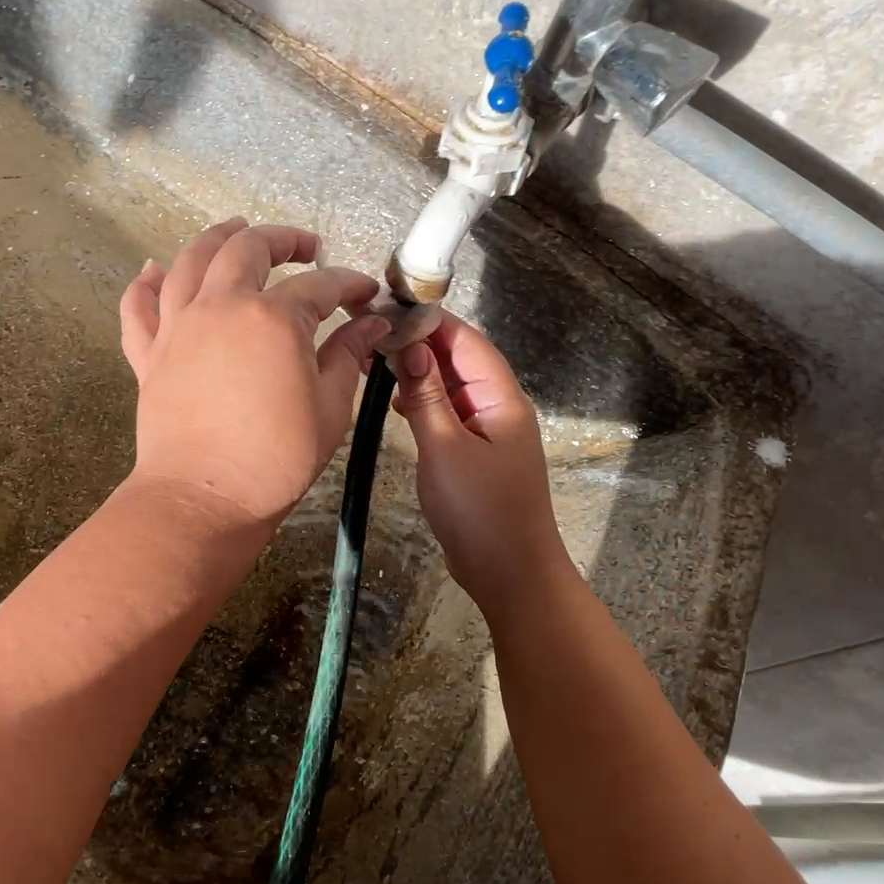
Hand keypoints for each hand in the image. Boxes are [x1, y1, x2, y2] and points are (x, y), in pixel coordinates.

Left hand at [119, 219, 389, 526]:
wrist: (203, 497)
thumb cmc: (275, 458)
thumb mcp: (329, 407)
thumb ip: (347, 356)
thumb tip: (370, 324)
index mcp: (272, 318)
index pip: (318, 286)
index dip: (348, 284)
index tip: (366, 293)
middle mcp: (220, 306)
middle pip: (247, 249)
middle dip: (282, 239)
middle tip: (306, 247)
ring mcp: (178, 327)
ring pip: (190, 262)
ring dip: (216, 239)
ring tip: (235, 229)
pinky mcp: (149, 354)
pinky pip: (138, 308)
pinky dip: (144, 284)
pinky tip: (152, 268)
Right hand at [391, 312, 572, 609]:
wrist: (510, 573)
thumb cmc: (480, 510)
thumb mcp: (445, 449)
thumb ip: (426, 396)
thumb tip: (409, 347)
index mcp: (502, 399)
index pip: (467, 342)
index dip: (431, 322)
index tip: (389, 310)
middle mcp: (499, 407)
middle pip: (461, 361)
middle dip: (421, 345)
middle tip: (373, 335)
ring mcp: (489, 432)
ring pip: (454, 388)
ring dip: (421, 374)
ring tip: (378, 365)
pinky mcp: (476, 455)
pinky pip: (450, 415)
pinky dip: (426, 404)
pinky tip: (398, 405)